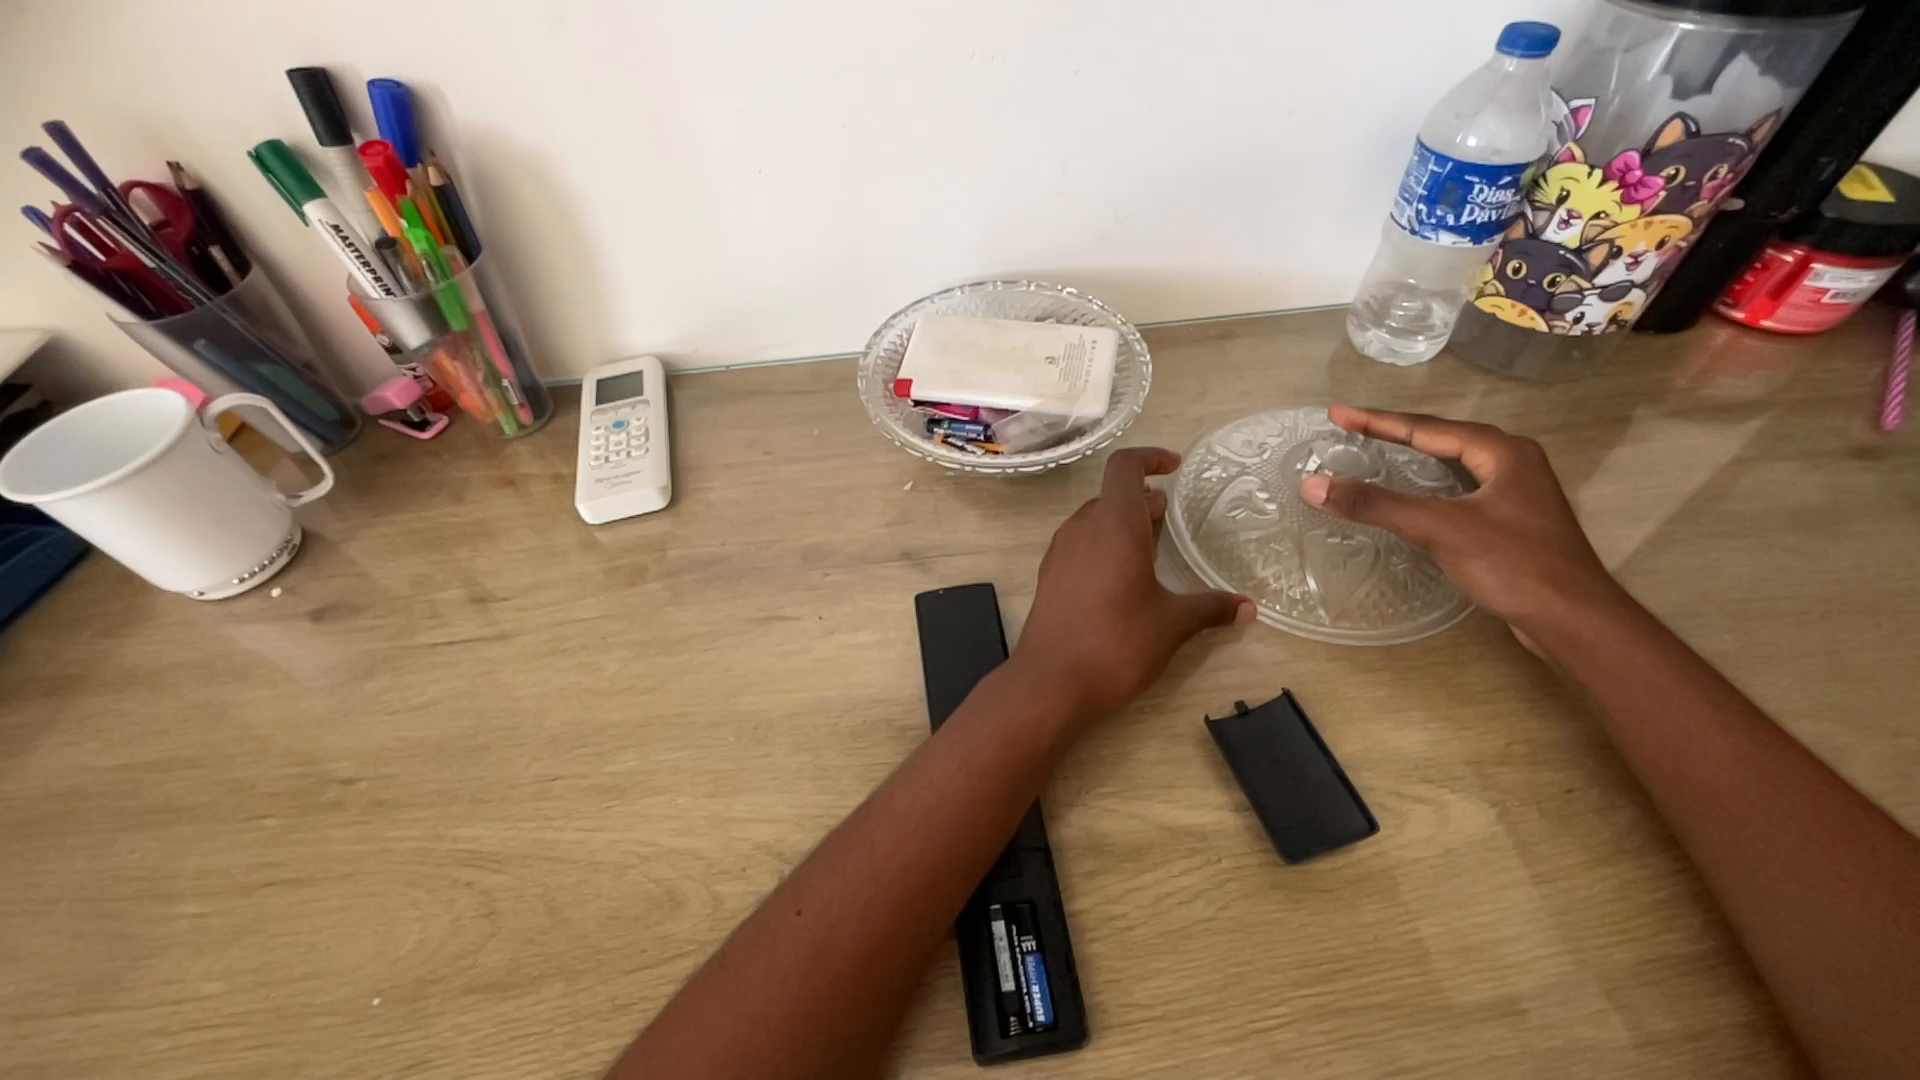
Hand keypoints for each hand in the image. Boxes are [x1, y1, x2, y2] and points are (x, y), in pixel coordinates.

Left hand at [1013, 447, 1254, 719]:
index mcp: (1113, 525)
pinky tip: (1121, 578)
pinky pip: (1079, 546)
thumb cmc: (1116, 643)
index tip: (1175, 467)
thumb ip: (1210, 608)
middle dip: (1141, 498)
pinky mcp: (1049, 578)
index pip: (1125, 467)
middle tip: (1168, 514)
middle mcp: (1081, 529)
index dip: (1150, 458)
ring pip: (1092, 521)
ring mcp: (1060, 553)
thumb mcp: (1172, 624)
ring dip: (1120, 523)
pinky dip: (1102, 546)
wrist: (1050, 682)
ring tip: (1150, 544)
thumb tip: (1247, 608)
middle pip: (1110, 496)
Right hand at [1299, 406, 1626, 634]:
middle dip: (1395, 433)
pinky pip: (1459, 490)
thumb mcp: (1439, 528)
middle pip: (1443, 439)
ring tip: (1376, 453)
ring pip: (1454, 464)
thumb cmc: (1512, 563)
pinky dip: (1428, 486)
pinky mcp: (1511, 522)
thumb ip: (1376, 504)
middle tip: (1352, 430)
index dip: (1378, 421)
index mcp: (1503, 452)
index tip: (1337, 414)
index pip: (1427, 428)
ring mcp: (1516, 494)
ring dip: (1414, 458)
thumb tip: (1313, 484)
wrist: (1572, 618)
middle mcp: (1513, 463)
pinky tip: (1412, 497)